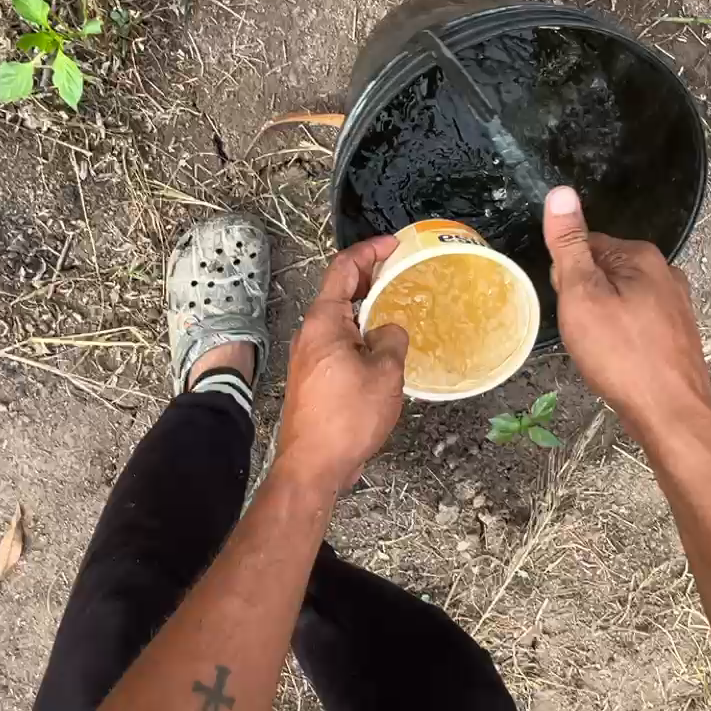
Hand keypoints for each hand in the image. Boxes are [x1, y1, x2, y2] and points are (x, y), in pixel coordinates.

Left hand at [274, 235, 409, 491]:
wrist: (312, 466)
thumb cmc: (346, 418)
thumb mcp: (384, 373)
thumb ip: (391, 340)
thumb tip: (389, 330)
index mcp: (325, 321)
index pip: (344, 268)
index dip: (370, 250)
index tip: (394, 244)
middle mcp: (311, 332)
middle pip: (340, 289)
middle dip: (370, 276)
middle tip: (400, 271)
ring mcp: (310, 354)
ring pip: (340, 317)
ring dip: (367, 306)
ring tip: (396, 305)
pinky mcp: (313, 375)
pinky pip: (339, 340)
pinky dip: (360, 332)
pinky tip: (382, 344)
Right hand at [542, 186, 710, 439]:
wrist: (671, 414)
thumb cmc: (621, 354)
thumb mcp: (582, 294)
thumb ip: (569, 244)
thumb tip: (560, 193)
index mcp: (642, 256)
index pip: (584, 245)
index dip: (567, 275)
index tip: (570, 304)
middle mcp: (665, 271)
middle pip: (602, 268)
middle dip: (584, 295)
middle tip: (584, 328)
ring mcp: (676, 303)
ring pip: (618, 296)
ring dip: (601, 315)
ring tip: (599, 346)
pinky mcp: (678, 331)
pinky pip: (635, 318)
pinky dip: (620, 333)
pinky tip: (617, 356)